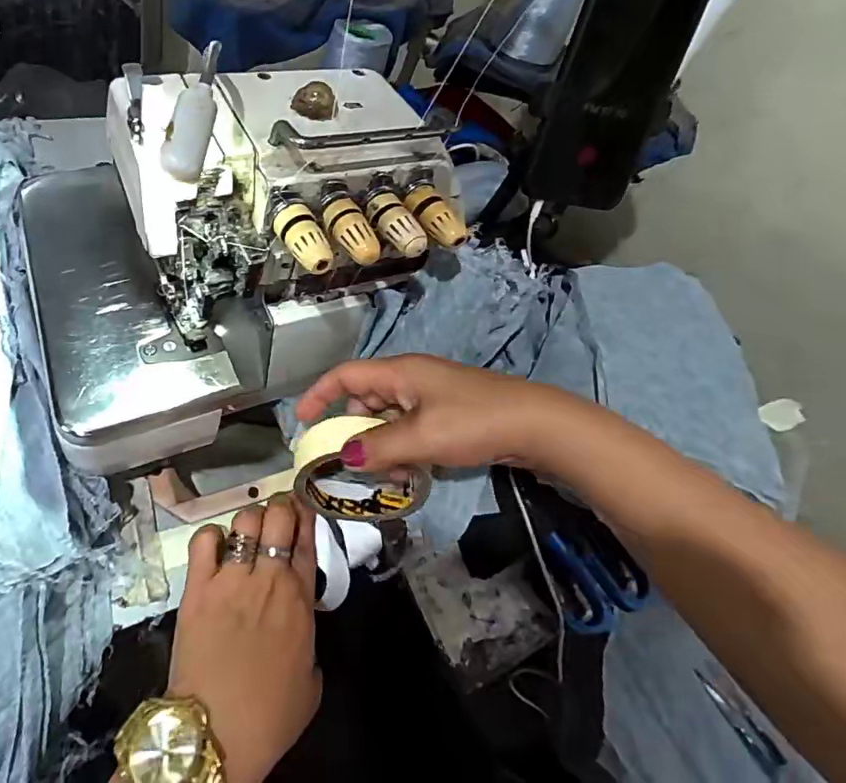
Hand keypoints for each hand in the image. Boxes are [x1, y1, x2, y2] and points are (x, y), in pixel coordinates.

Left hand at [167, 493, 321, 782]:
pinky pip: (203, 540)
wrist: (219, 726)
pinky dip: (212, 535)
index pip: (306, 544)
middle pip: (277, 520)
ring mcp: (229, 578)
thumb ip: (306, 637)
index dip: (306, 519)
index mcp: (300, 602)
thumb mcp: (310, 679)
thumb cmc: (272, 714)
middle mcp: (267, 580)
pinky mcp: (197, 584)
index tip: (304, 507)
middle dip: (281, 507)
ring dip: (251, 517)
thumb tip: (294, 618)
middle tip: (280, 508)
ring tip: (251, 523)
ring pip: (244, 522)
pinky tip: (216, 543)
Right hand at [292, 354, 627, 476]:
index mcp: (398, 372)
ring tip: (390, 472)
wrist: (542, 426)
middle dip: (354, 428)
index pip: (344, 375)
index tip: (302, 420)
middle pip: (365, 397)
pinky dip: (404, 446)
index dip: (319, 394)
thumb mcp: (421, 438)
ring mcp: (433, 394)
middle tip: (352, 458)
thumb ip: (379, 447)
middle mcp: (411, 377)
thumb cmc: (474, 422)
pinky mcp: (451, 411)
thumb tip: (344, 456)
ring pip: (389, 415)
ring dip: (381, 443)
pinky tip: (415, 470)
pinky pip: (412, 425)